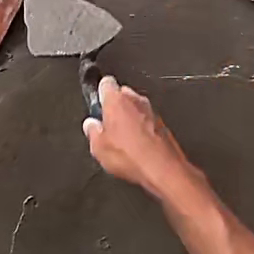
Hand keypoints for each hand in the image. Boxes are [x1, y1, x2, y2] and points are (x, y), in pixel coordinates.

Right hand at [83, 75, 200, 196]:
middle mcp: (135, 100)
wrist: (162, 169)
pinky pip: (148, 121)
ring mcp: (152, 111)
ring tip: (123, 140)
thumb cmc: (131, 156)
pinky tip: (137, 146)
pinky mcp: (163, 125)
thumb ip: (93, 132)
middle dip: (115, 106)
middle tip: (107, 126)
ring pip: (136, 108)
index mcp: (116, 100)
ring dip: (130, 118)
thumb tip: (91, 126)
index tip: (97, 102)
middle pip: (122, 95)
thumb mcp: (99, 148)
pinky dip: (143, 129)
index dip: (100, 92)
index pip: (106, 83)